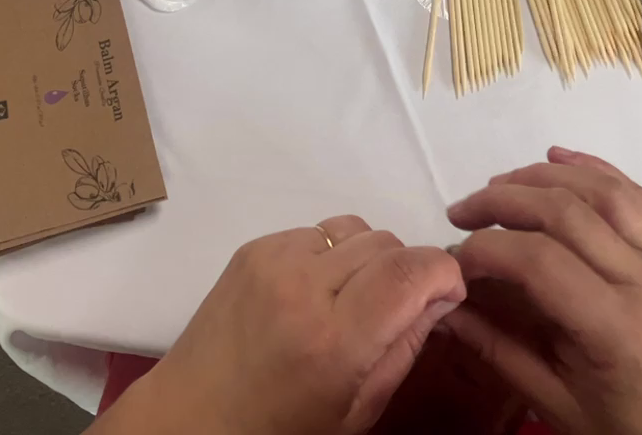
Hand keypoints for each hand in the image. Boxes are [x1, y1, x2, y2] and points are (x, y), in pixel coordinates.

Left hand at [95, 215, 465, 434]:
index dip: (442, 272)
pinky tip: (314, 291)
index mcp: (335, 338)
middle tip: (396, 306)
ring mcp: (272, 258)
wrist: (195, 415)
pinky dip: (328, 253)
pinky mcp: (252, 246)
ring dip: (366, 257)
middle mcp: (303, 284)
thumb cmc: (283, 428)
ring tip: (351, 298)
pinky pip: (313, 231)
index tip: (447, 293)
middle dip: (405, 268)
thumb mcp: (357, 408)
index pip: (410, 270)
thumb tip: (440, 293)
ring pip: (351, 227)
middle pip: (385, 242)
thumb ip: (404, 345)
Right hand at [439, 147, 641, 434]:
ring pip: (600, 191)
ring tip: (497, 187)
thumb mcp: (559, 407)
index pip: (538, 262)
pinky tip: (558, 158)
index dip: (484, 251)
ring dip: (540, 177)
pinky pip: (637, 197)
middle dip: (499, 202)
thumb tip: (441, 307)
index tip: (452, 262)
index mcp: (621, 333)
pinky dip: (594, 167)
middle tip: (459, 215)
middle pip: (564, 212)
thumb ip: (497, 350)